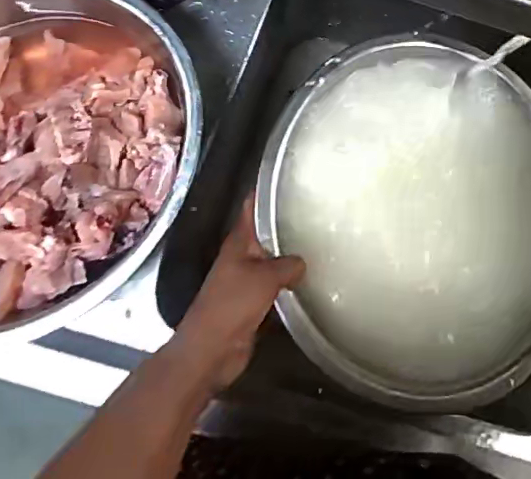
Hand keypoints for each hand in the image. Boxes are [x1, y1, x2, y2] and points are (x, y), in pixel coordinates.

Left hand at [166, 196, 304, 394]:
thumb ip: (288, 265)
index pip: (253, 205)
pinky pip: (276, 285)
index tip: (291, 179)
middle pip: (266, 231)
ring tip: (320, 243)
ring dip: (291, 255)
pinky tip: (310, 280)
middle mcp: (243, 255)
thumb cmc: (232, 305)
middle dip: (287, 222)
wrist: (210, 351)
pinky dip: (290, 282)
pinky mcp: (253, 303)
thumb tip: (303, 262)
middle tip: (318, 212)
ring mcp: (247, 279)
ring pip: (273, 259)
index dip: (268, 190)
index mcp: (239, 241)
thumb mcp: (265, 278)